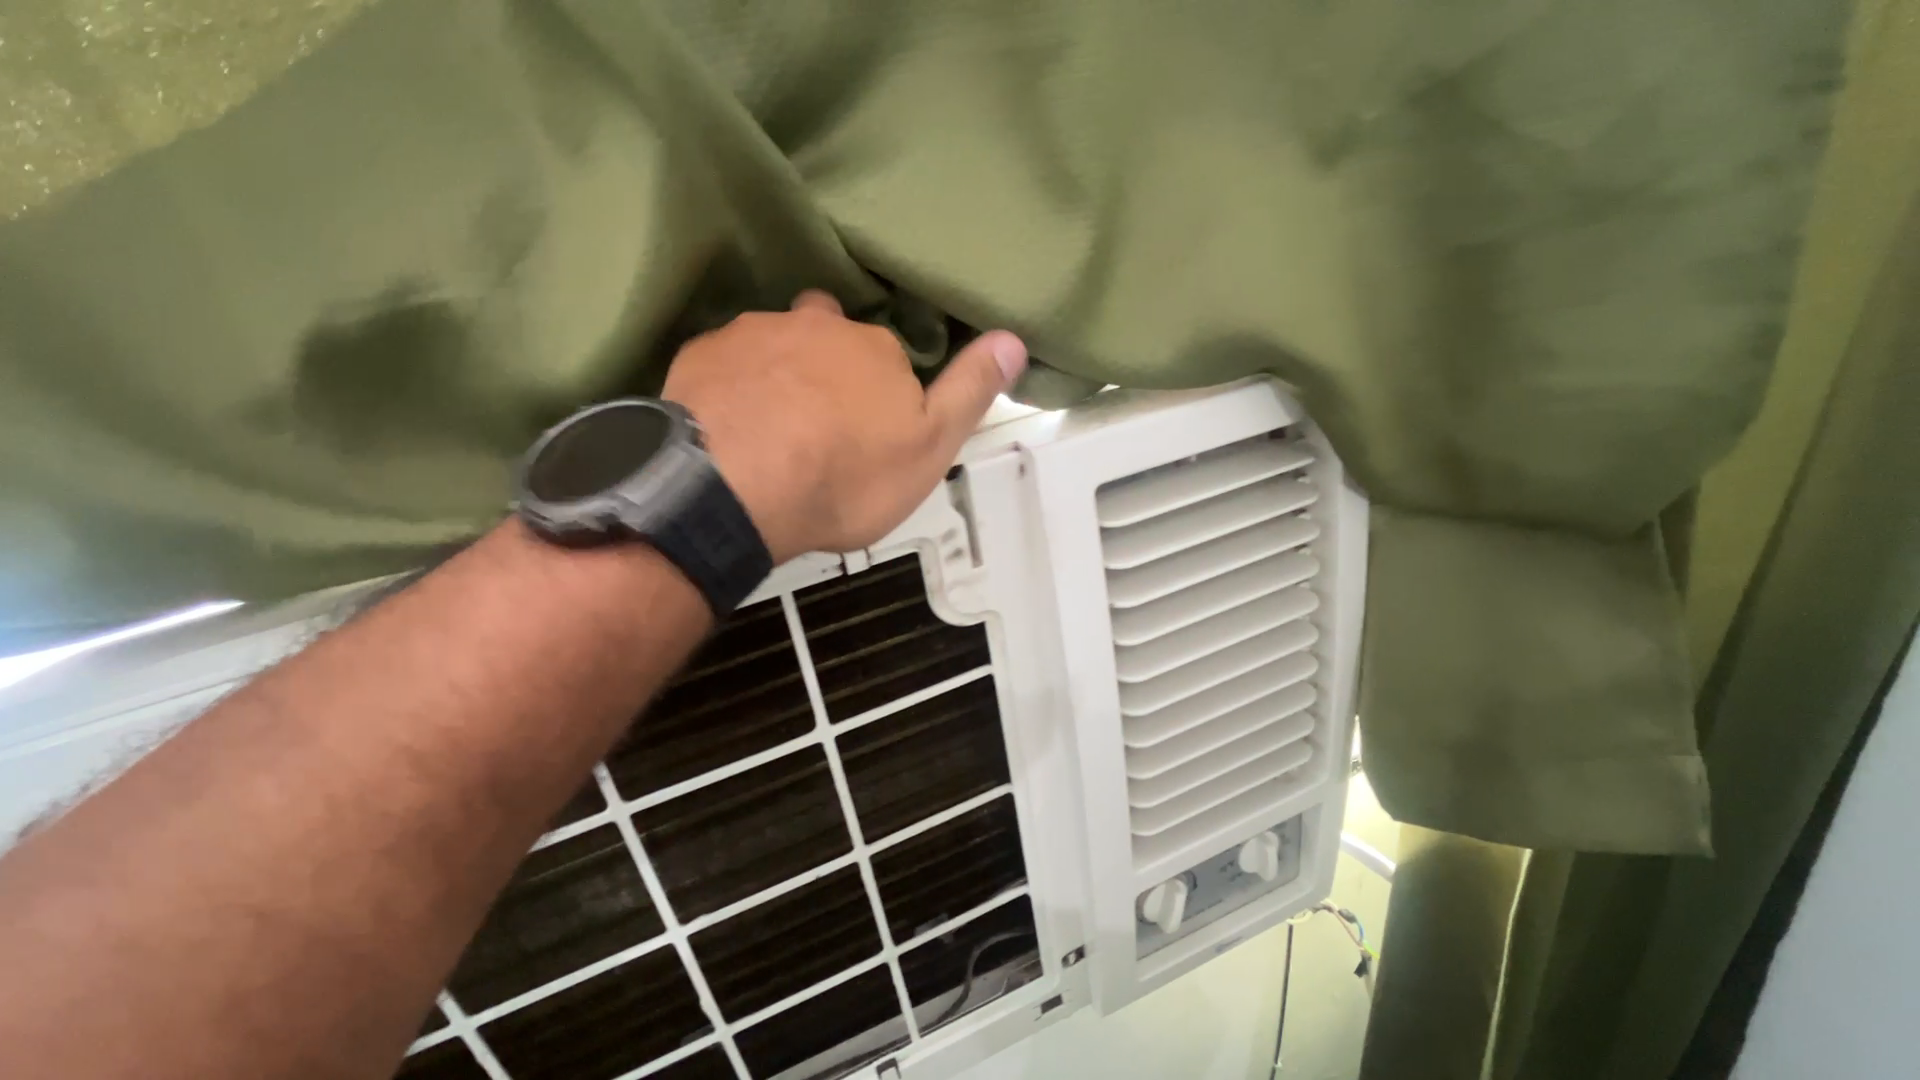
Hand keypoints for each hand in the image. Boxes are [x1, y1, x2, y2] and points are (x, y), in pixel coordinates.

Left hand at [662, 291, 1027, 563]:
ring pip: (774, 344)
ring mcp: (752, 334)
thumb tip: (1014, 338)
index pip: (889, 356)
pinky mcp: (700, 354)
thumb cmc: (844, 476)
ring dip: (777, 373)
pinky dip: (730, 385)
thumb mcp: (929, 447)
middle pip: (828, 336)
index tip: (871, 430)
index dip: (883, 390)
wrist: (735, 488)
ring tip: (770, 427)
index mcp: (875, 348)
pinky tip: (727, 424)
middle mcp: (816, 325)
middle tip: (819, 422)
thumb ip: (970, 391)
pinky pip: (724, 363)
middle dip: (827, 366)